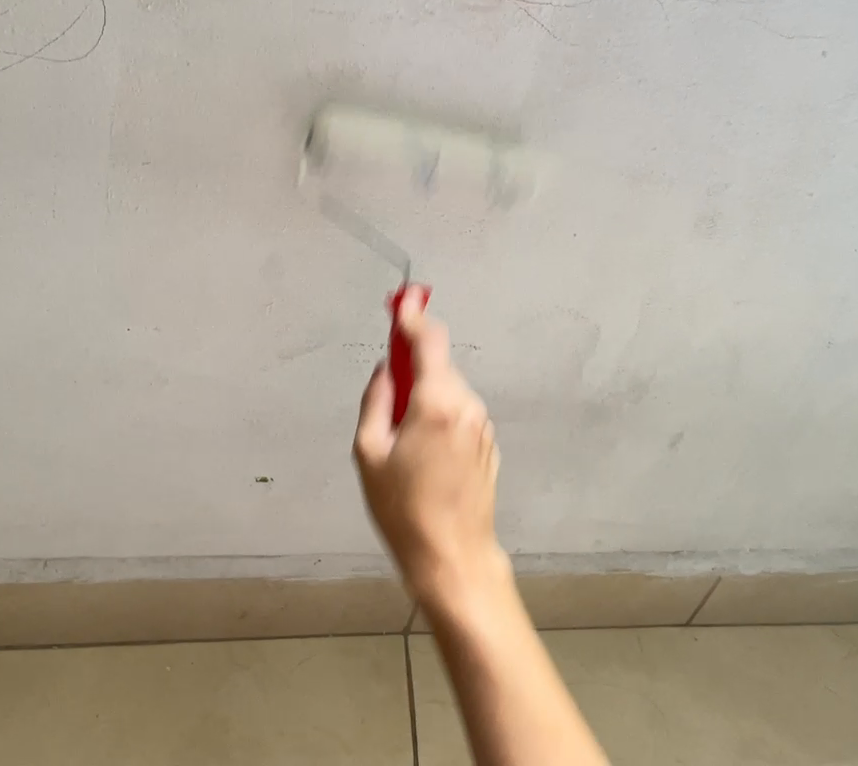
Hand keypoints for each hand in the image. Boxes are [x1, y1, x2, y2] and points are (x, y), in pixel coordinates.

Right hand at [354, 293, 509, 612]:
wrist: (453, 557)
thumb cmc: (403, 508)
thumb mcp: (368, 452)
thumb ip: (375, 399)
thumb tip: (385, 369)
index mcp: (436, 402)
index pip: (429, 340)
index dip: (413, 316)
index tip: (402, 299)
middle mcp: (467, 406)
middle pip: (438, 366)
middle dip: (412, 369)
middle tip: (386, 403)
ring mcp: (482, 426)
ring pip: (448, 391)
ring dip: (425, 398)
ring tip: (403, 445)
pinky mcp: (488, 445)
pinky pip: (459, 415)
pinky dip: (439, 418)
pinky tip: (425, 458)